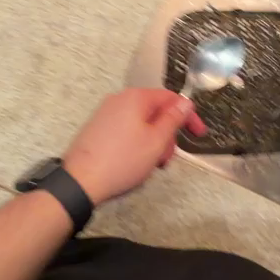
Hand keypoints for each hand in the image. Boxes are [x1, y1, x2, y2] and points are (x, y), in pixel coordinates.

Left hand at [61, 89, 207, 203]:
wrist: (80, 181)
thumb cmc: (123, 160)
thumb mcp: (156, 141)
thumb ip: (173, 119)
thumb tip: (186, 102)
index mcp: (135, 98)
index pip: (171, 98)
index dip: (188, 116)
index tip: (198, 135)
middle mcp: (119, 100)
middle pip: (155, 111)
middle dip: (166, 134)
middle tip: (165, 158)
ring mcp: (106, 114)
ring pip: (141, 123)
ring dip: (152, 142)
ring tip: (148, 166)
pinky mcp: (97, 128)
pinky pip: (126, 130)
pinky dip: (137, 144)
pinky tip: (134, 164)